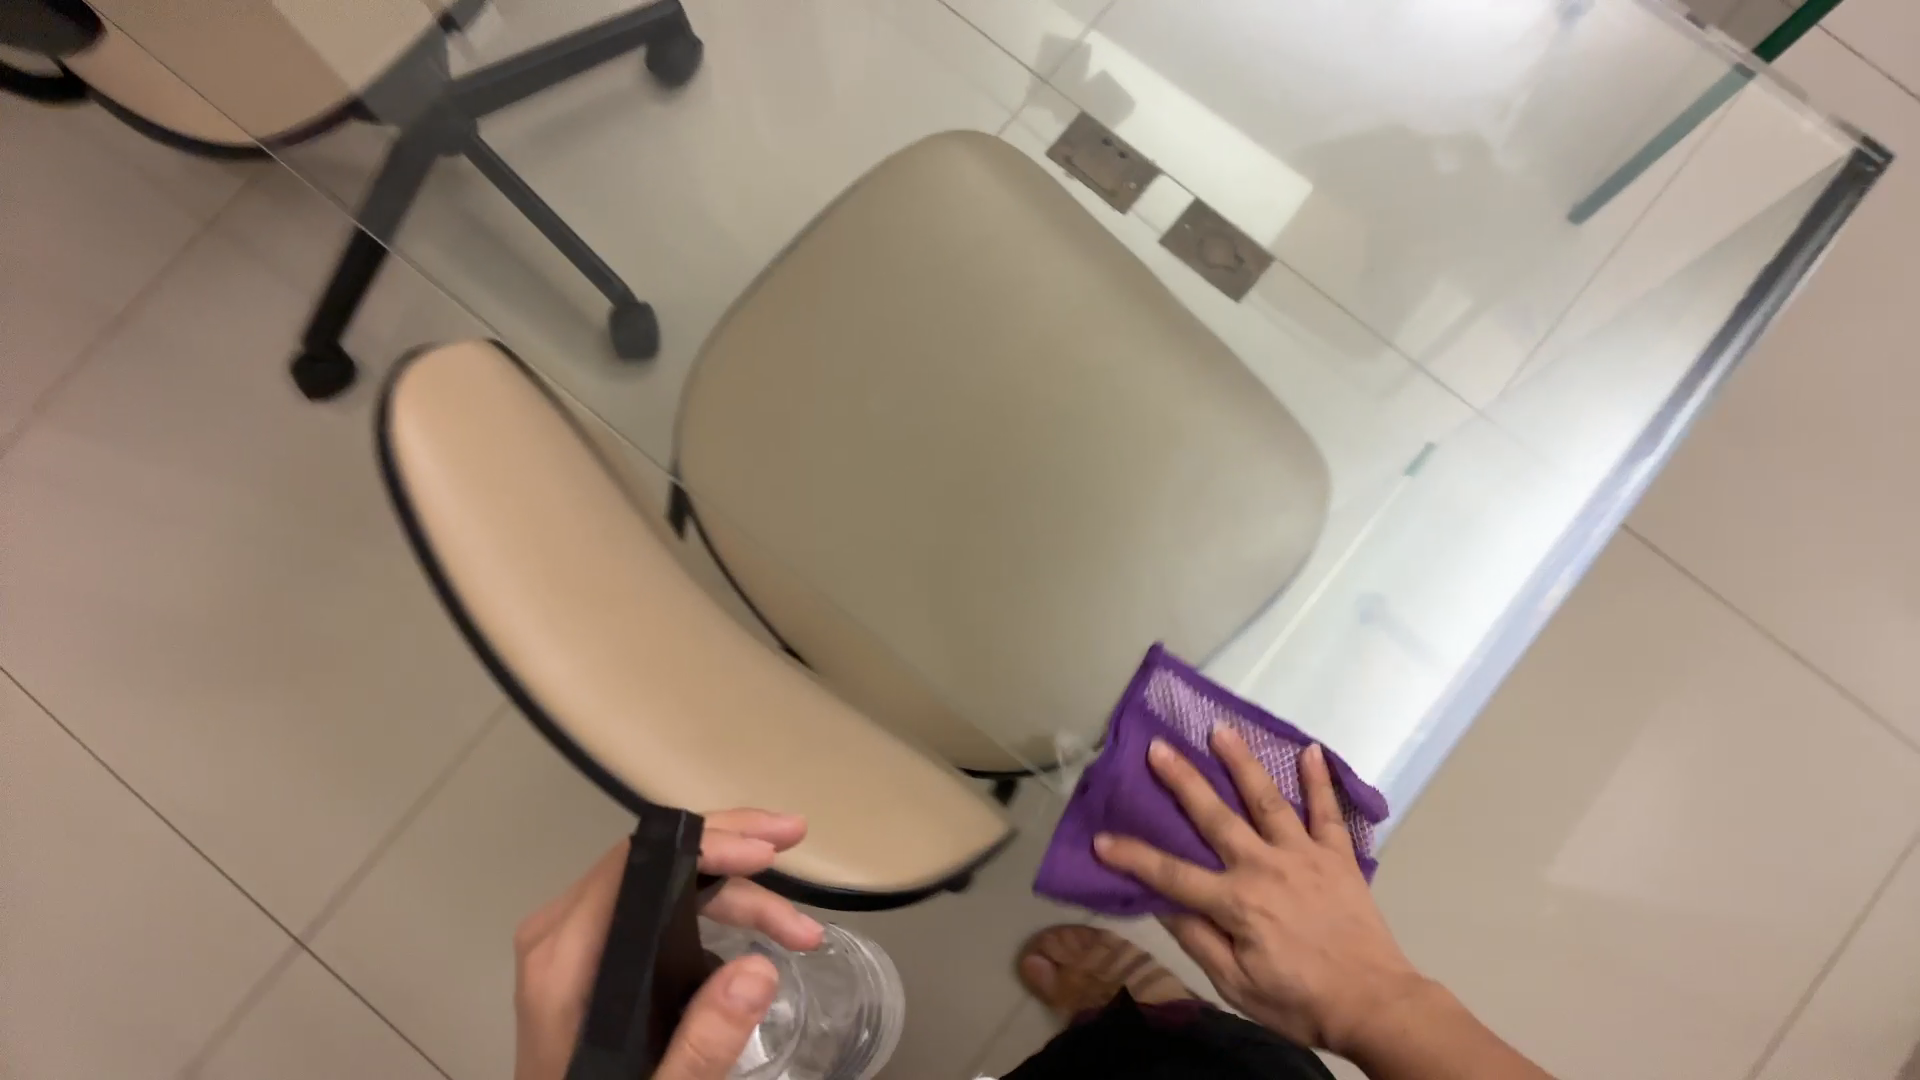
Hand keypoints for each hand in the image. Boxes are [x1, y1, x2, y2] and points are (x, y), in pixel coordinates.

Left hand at [512, 810, 825, 1079]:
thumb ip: (701, 1044)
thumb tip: (761, 969)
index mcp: (566, 957)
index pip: (639, 864)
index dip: (708, 844)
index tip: (767, 852)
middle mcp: (565, 930)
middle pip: (658, 858)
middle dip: (736, 845)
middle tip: (795, 834)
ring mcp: (580, 935)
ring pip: (668, 877)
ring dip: (738, 887)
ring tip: (799, 922)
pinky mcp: (598, 947)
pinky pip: (662, 897)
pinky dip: (718, 900)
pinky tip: (761, 919)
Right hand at [1093, 730, 1429, 1056]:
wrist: (1377, 1007)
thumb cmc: (1300, 1001)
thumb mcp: (1236, 986)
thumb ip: (1197, 939)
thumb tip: (1158, 901)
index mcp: (1235, 902)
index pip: (1171, 875)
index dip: (1132, 856)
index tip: (1100, 838)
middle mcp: (1264, 867)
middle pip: (1215, 817)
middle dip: (1182, 780)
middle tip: (1157, 746)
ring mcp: (1303, 856)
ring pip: (1266, 801)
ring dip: (1241, 763)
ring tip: (1220, 729)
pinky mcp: (1337, 857)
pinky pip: (1327, 813)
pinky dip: (1320, 781)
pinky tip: (1312, 750)